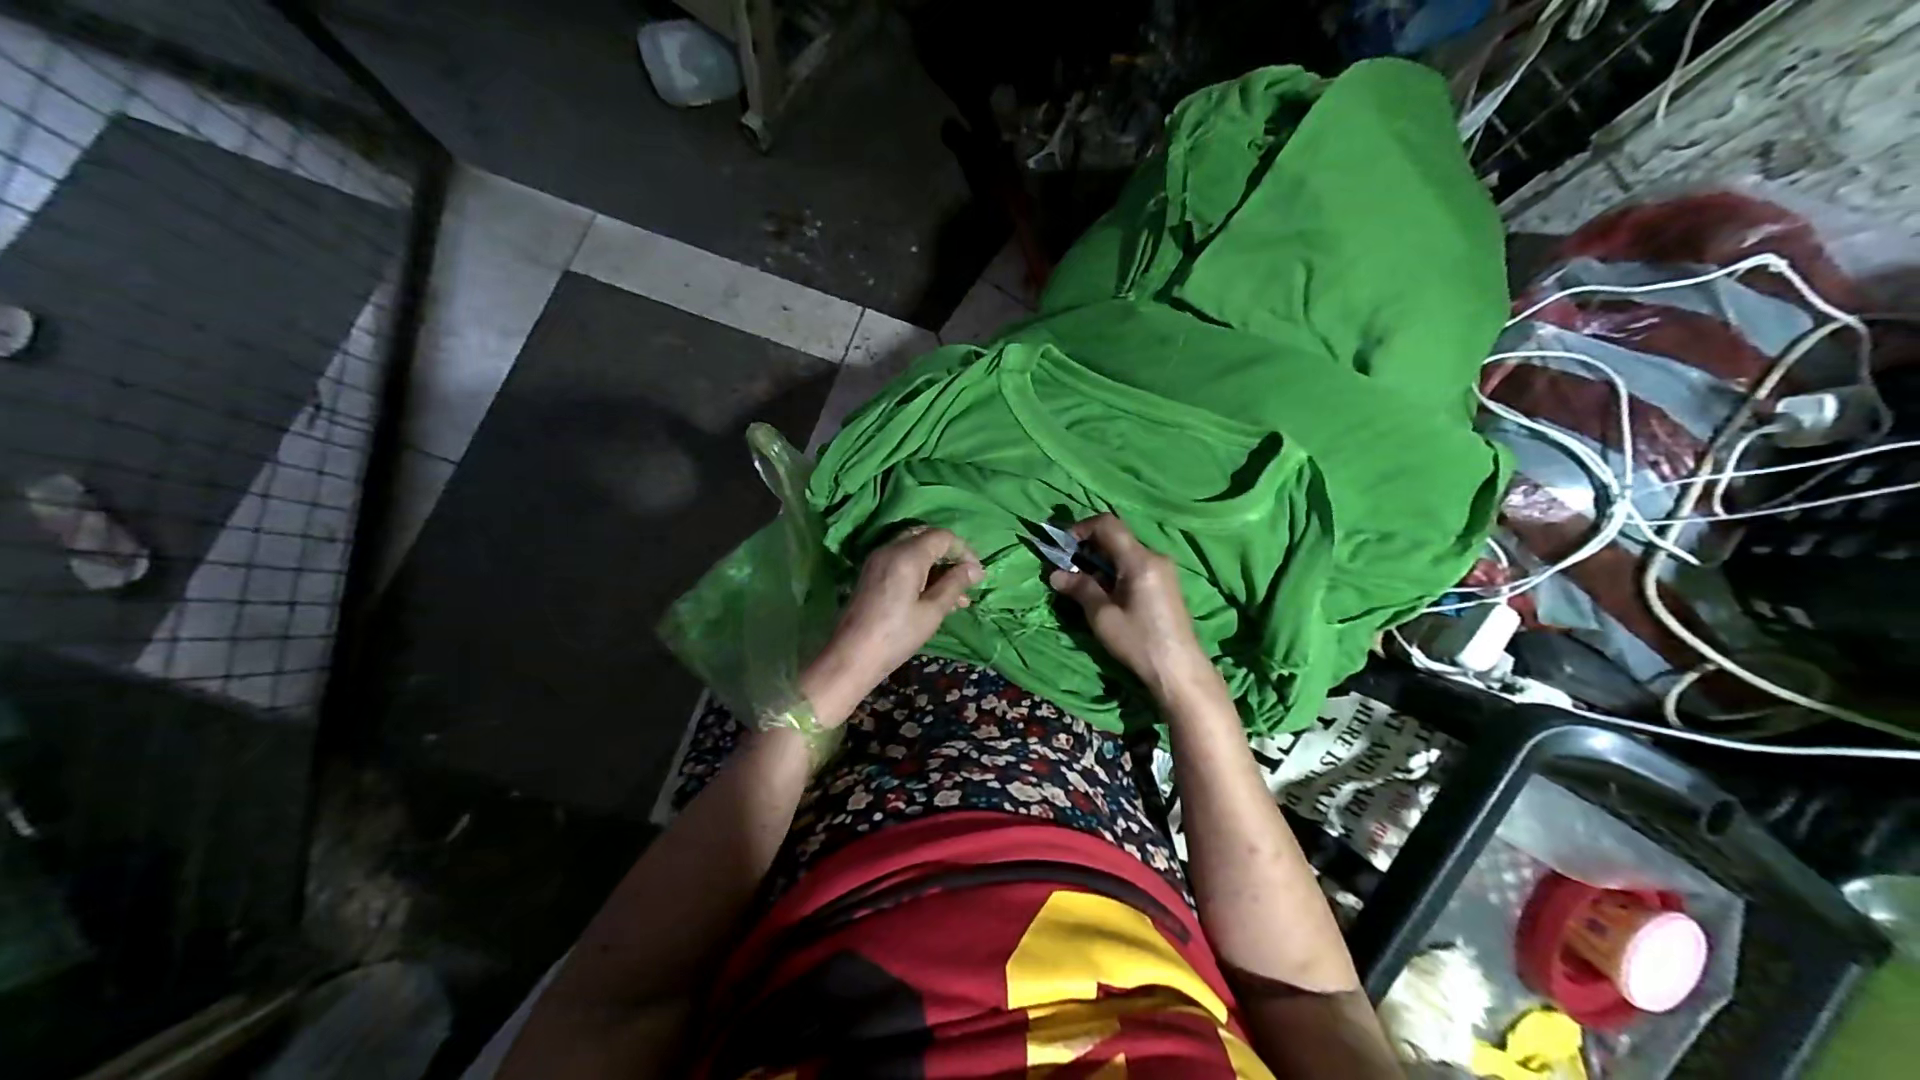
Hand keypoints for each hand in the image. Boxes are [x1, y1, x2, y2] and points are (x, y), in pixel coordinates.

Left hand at [800, 526, 982, 723]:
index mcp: (907, 555)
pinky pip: (902, 561)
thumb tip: (974, 569)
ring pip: (914, 550)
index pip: (942, 537)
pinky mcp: (871, 573)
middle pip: (927, 538)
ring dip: (936, 567)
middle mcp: (890, 549)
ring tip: (956, 598)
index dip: (964, 551)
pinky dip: (921, 572)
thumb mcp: (932, 611)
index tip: (977, 574)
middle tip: (966, 581)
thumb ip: (954, 585)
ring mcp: (878, 560)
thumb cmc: (897, 636)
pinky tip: (934, 597)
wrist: (851, 656)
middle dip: (949, 556)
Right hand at [1046, 513, 1210, 699]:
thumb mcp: (1102, 616)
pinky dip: (1113, 571)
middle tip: (1066, 568)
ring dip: (1099, 561)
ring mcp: (1163, 569)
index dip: (1081, 528)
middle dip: (1087, 548)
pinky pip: (1134, 565)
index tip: (1063, 547)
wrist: (1178, 670)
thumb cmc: (1138, 642)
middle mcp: (1154, 557)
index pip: (1108, 524)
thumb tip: (1055, 574)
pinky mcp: (1164, 583)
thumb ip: (1080, 589)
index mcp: (1140, 561)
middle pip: (1115, 537)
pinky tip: (1103, 592)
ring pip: (1124, 552)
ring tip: (1081, 583)